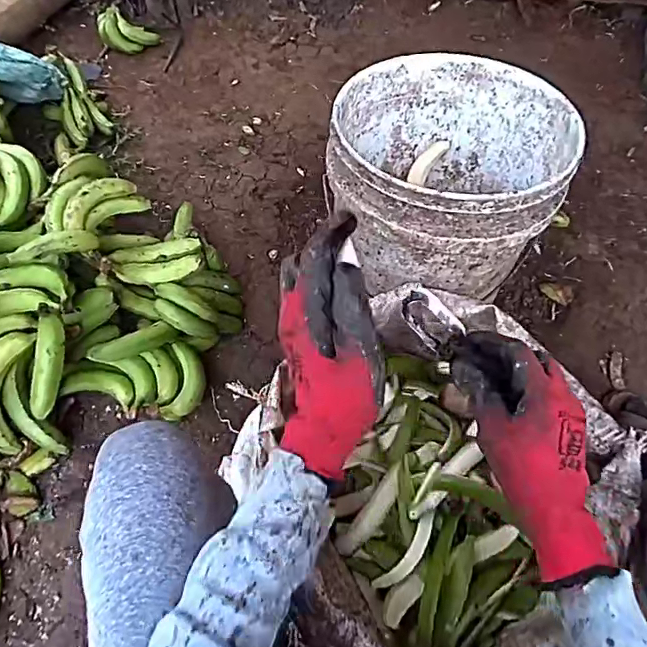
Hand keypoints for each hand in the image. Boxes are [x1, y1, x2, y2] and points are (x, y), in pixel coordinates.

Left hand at [275, 213, 381, 480]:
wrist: (321, 427)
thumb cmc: (347, 391)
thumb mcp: (359, 345)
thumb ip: (350, 301)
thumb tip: (345, 261)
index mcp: (305, 309)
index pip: (313, 257)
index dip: (330, 233)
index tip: (350, 219)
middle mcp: (289, 309)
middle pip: (299, 261)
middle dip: (321, 242)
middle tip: (350, 234)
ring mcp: (287, 321)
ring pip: (294, 275)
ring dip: (316, 259)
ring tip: (345, 253)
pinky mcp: (291, 331)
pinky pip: (297, 291)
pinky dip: (314, 277)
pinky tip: (334, 283)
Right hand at [442, 331, 610, 586]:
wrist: (557, 511)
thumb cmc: (522, 469)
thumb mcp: (493, 429)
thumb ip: (483, 395)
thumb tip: (470, 371)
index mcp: (546, 393)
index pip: (519, 353)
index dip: (492, 343)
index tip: (470, 342)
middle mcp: (566, 397)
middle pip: (539, 361)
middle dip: (509, 354)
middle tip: (482, 355)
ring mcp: (573, 413)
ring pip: (547, 379)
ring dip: (521, 372)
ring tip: (491, 376)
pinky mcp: (573, 428)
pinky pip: (551, 397)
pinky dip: (529, 390)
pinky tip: (509, 400)